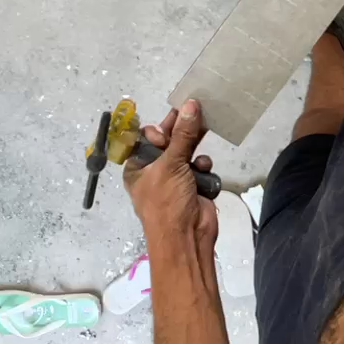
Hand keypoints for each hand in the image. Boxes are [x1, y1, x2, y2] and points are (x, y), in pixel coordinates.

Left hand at [124, 99, 217, 258]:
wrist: (186, 239)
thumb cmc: (167, 202)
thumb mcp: (171, 165)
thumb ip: (183, 135)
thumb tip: (191, 104)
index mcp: (138, 167)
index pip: (147, 138)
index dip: (160, 129)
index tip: (172, 124)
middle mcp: (155, 170)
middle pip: (170, 141)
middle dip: (182, 131)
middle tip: (196, 111)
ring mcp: (176, 177)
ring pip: (188, 150)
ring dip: (194, 149)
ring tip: (201, 140)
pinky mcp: (194, 184)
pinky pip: (200, 165)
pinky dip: (203, 167)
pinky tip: (204, 171)